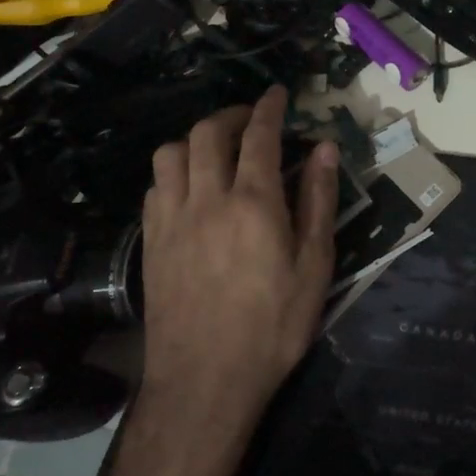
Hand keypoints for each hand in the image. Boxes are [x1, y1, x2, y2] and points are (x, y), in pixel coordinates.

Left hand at [140, 86, 337, 417]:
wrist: (205, 382)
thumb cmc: (273, 325)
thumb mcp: (315, 265)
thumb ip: (318, 200)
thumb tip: (324, 147)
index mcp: (254, 202)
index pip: (258, 134)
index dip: (269, 107)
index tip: (278, 92)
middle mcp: (207, 200)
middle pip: (207, 133)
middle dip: (231, 115)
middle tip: (252, 118)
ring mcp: (172, 221)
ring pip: (170, 154)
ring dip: (195, 139)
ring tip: (217, 149)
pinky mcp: (150, 244)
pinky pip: (154, 187)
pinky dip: (174, 172)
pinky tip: (190, 187)